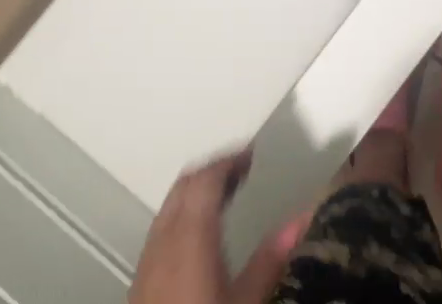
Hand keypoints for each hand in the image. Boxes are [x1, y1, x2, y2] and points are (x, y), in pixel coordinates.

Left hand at [130, 150, 296, 303]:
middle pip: (184, 185)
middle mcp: (163, 239)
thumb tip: (302, 218)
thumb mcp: (247, 301)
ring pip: (169, 205)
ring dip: (195, 191)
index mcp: (191, 236)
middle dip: (212, 169)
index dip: (228, 159)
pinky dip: (182, 214)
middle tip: (243, 169)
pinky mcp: (139, 280)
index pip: (206, 178)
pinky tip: (199, 235)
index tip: (252, 154)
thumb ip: (271, 258)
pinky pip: (160, 227)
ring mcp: (147, 259)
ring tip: (226, 196)